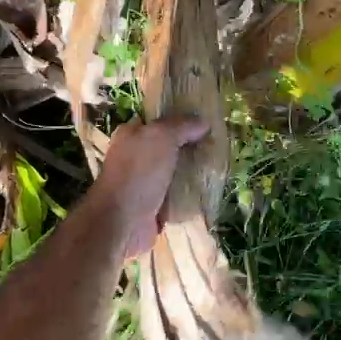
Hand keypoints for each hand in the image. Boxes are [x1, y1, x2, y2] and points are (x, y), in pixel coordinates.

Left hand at [94, 117, 206, 258]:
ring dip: (192, 170)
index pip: (159, 119)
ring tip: (218, 165)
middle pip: (169, 145)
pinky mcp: (153, 205)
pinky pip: (176, 193)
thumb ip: (182, 125)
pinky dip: (189, 193)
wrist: (122, 222)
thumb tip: (203, 122)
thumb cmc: (138, 172)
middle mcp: (135, 156)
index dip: (181, 118)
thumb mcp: (161, 137)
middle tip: (216, 143)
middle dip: (190, 145)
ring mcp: (144, 182)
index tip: (205, 120)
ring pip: (174, 170)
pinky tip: (209, 188)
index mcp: (131, 134)